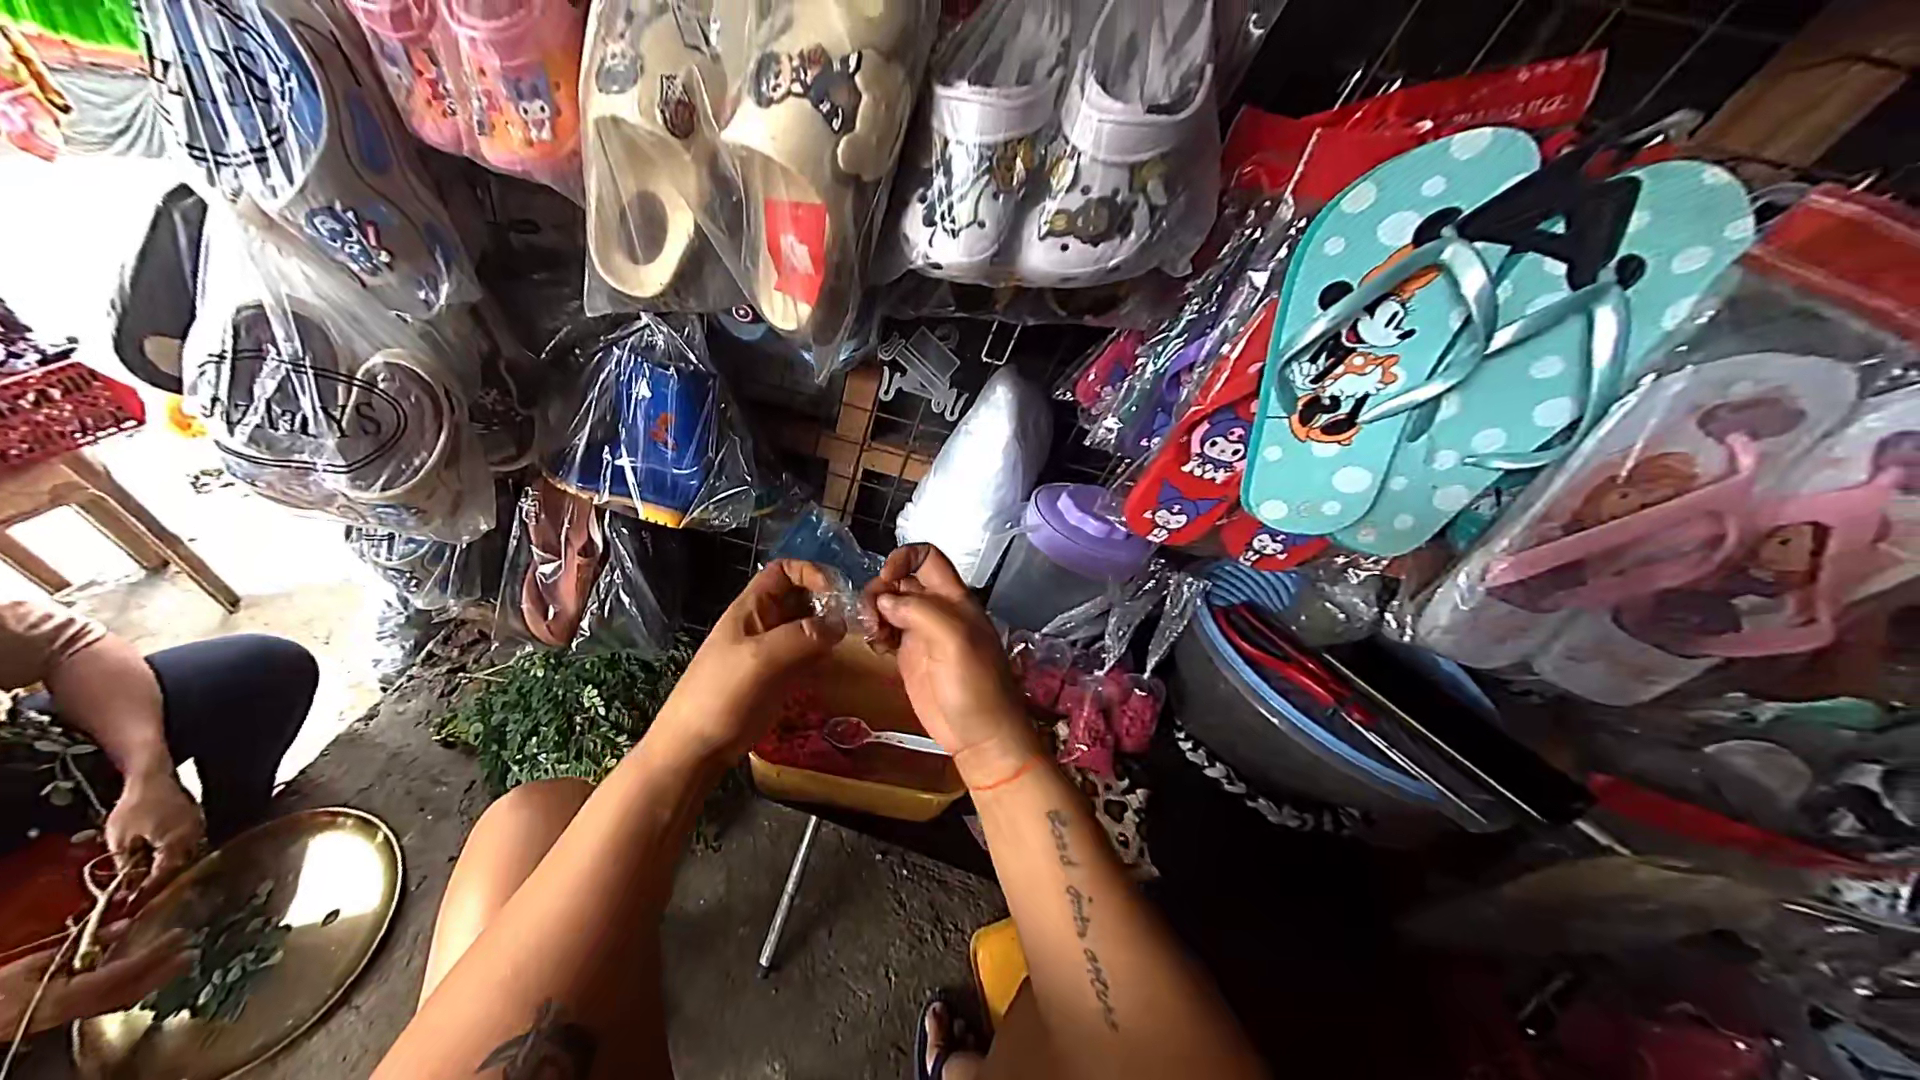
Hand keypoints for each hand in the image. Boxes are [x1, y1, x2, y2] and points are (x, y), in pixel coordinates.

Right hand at [0, 922, 190, 1037]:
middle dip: (165, 971)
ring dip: (156, 980)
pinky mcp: (70, 1018)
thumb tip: (125, 926)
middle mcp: (72, 1011)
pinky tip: (153, 975)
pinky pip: (112, 1004)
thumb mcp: (34, 964)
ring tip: (182, 960)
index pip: (120, 973)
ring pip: (124, 1000)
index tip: (180, 935)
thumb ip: (82, 945)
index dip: (154, 953)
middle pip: (129, 991)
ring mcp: (71, 1017)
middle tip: (194, 951)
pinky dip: (137, 988)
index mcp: (62, 997)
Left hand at [104, 771, 204, 892]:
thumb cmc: (134, 809)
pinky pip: (189, 844)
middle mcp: (196, 835)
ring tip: (149, 880)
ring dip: (169, 868)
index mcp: (178, 841)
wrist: (152, 780)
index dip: (148, 890)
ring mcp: (199, 826)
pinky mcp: (197, 821)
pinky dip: (174, 855)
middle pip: (182, 865)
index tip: (131, 904)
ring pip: (187, 855)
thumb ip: (127, 864)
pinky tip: (160, 861)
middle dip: (162, 881)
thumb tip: (126, 887)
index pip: (166, 872)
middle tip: (140, 894)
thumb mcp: (120, 839)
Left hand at [652, 559, 846, 765]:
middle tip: (855, 619)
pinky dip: (826, 654)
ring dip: (830, 628)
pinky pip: (809, 654)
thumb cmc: (720, 695)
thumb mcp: (759, 659)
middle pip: (801, 598)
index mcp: (752, 609)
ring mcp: (774, 651)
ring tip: (855, 640)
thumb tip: (839, 624)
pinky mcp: (782, 676)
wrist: (696, 748)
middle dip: (827, 602)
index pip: (783, 572)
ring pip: (809, 626)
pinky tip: (839, 663)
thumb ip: (801, 636)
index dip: (809, 573)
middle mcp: (765, 624)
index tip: (834, 592)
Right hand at [860, 544, 1040, 785]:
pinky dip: (876, 632)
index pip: (928, 558)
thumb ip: (921, 612)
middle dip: (881, 588)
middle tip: (872, 616)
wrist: (981, 736)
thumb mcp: (955, 641)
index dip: (904, 558)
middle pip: (902, 580)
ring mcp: (922, 634)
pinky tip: (876, 647)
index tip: (885, 579)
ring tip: (873, 634)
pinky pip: (887, 630)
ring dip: (874, 611)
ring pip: (890, 604)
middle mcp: (938, 610)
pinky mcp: (910, 657)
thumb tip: (885, 600)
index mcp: (954, 599)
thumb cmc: (975, 687)